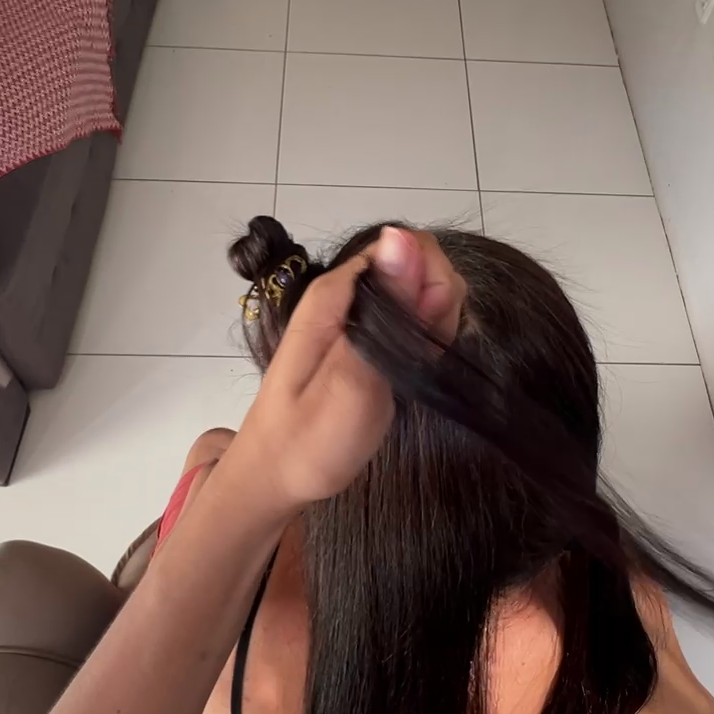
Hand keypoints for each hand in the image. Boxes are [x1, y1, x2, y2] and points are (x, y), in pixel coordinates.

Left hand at [220, 226, 464, 512]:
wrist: (275, 478)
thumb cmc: (309, 442)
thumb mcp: (352, 380)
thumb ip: (385, 311)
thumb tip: (402, 235)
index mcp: (338, 293)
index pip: (407, 245)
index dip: (432, 280)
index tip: (430, 330)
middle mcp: (348, 295)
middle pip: (418, 266)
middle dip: (439, 304)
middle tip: (422, 358)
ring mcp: (357, 317)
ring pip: (420, 295)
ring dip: (435, 325)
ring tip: (414, 370)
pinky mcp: (368, 341)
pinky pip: (411, 322)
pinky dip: (426, 342)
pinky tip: (413, 372)